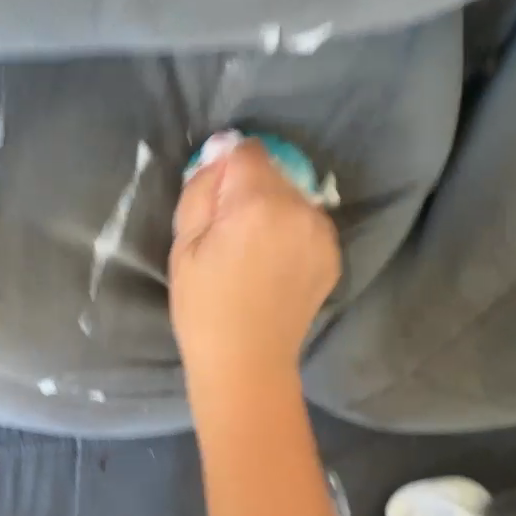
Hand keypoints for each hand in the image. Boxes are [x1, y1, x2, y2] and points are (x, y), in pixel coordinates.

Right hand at [168, 139, 340, 380]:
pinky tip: (272, 269)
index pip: (246, 151)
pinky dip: (289, 234)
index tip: (212, 205)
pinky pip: (306, 224)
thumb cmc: (203, 309)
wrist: (246, 363)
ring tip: (251, 256)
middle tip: (227, 238)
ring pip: (291, 197)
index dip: (224, 171)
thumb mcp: (182, 246)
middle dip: (248, 192)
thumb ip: (201, 190)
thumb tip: (219, 155)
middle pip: (272, 173)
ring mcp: (323, 232)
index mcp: (257, 203)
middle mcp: (300, 208)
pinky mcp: (333, 253)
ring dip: (271, 212)